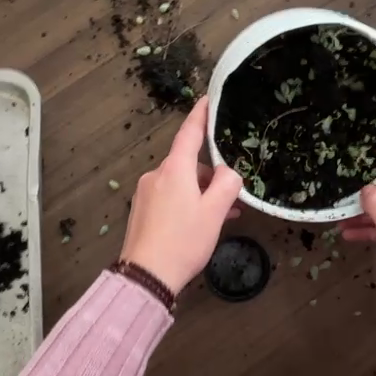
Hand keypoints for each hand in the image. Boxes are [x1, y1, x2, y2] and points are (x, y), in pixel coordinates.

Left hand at [120, 97, 243, 292]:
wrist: (146, 276)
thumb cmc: (183, 241)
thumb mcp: (214, 212)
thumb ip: (227, 185)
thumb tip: (228, 173)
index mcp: (174, 170)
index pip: (189, 132)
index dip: (201, 115)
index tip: (208, 99)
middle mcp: (157, 176)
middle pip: (188, 163)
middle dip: (210, 175)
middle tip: (232, 196)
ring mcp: (147, 194)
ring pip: (181, 184)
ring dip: (202, 194)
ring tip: (222, 216)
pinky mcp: (143, 212)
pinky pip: (171, 198)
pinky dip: (189, 204)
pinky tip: (203, 224)